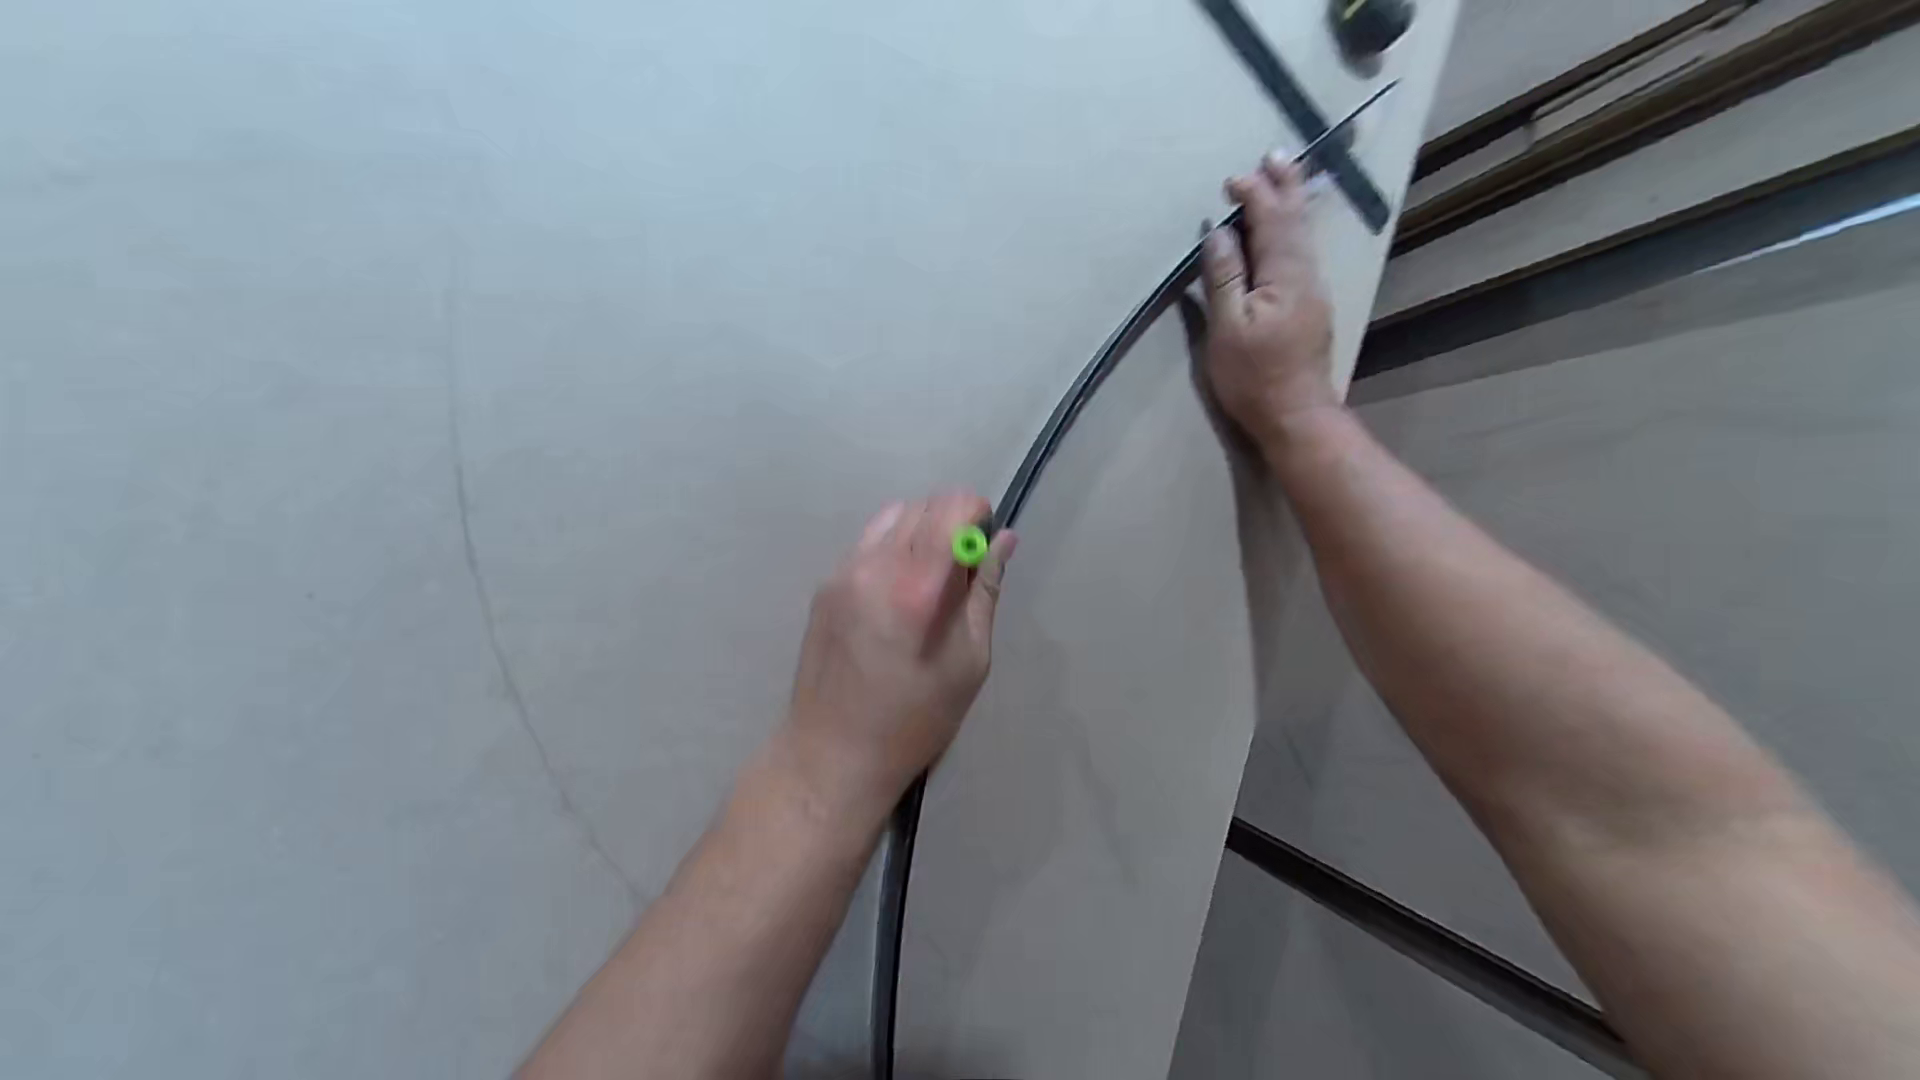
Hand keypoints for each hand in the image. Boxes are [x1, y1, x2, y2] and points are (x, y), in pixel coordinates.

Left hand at [784, 492, 1016, 810]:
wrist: (832, 751)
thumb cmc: (915, 718)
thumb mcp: (970, 660)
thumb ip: (985, 591)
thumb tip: (1004, 541)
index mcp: (917, 587)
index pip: (951, 509)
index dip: (977, 512)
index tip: (986, 538)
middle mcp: (875, 565)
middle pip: (923, 505)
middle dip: (952, 518)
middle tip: (964, 562)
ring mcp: (843, 571)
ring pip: (892, 515)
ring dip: (921, 527)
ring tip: (931, 573)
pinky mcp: (825, 584)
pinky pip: (867, 541)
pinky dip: (893, 545)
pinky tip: (898, 588)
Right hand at [1200, 157, 1339, 452]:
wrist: (1295, 414)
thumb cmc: (1254, 376)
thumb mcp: (1228, 329)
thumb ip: (1224, 278)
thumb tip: (1219, 232)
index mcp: (1285, 275)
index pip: (1270, 222)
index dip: (1255, 196)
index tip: (1234, 178)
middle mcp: (1307, 275)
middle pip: (1296, 221)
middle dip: (1284, 187)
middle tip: (1275, 156)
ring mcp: (1313, 292)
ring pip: (1304, 237)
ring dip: (1291, 205)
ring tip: (1285, 180)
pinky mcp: (1311, 308)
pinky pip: (1303, 255)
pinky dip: (1293, 231)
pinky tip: (1289, 232)